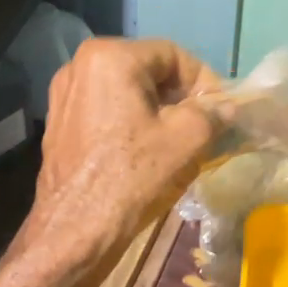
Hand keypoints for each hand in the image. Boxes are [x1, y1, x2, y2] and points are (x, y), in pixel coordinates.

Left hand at [24, 37, 221, 266]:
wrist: (76, 231)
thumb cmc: (134, 177)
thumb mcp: (188, 140)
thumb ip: (213, 114)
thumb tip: (227, 108)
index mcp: (110, 57)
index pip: (173, 55)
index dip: (204, 81)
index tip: (221, 112)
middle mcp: (80, 66)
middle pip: (148, 72)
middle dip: (180, 98)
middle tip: (204, 129)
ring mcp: (64, 97)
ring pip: (127, 94)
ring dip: (158, 113)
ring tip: (178, 145)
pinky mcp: (59, 125)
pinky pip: (107, 113)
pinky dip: (132, 126)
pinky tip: (146, 156)